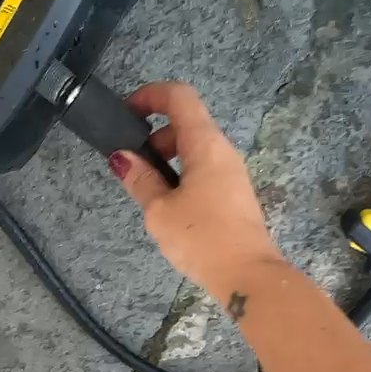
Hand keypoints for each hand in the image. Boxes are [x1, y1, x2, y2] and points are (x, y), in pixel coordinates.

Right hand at [110, 83, 289, 295]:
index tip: (127, 113)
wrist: (247, 276)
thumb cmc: (202, 239)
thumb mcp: (160, 210)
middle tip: (135, 167)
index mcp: (205, 144)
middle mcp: (223, 152)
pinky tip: (171, 210)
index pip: (179, 97)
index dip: (150, 95)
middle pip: (187, 125)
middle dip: (155, 137)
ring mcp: (232, 175)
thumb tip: (123, 157)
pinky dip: (182, 179)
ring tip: (149, 195)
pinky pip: (204, 174)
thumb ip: (140, 180)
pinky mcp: (234, 197)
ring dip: (168, 163)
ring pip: (195, 152)